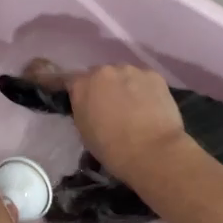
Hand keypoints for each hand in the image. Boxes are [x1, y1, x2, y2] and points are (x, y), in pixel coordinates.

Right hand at [69, 65, 189, 185]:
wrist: (153, 151)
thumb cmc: (113, 149)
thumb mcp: (84, 131)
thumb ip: (83, 109)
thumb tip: (90, 105)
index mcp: (82, 85)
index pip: (68, 79)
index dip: (73, 88)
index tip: (76, 96)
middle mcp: (104, 70)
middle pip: (100, 75)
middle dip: (102, 87)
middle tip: (110, 107)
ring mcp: (131, 70)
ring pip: (124, 75)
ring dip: (125, 86)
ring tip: (134, 107)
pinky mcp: (154, 75)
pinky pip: (144, 80)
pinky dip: (145, 90)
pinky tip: (151, 106)